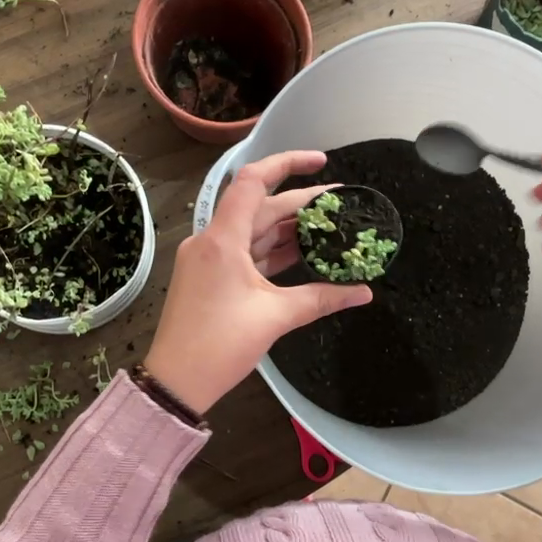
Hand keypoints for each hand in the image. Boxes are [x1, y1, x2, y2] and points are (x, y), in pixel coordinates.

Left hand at [143, 151, 373, 413]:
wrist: (177, 380)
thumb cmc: (219, 345)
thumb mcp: (275, 317)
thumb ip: (321, 298)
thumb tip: (363, 292)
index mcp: (222, 240)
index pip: (254, 182)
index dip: (288, 163)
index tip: (322, 161)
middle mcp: (212, 241)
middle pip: (260, 208)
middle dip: (301, 203)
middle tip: (342, 204)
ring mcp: (209, 260)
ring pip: (254, 232)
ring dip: (290, 228)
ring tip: (331, 226)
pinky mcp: (210, 278)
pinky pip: (247, 254)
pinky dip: (274, 252)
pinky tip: (304, 253)